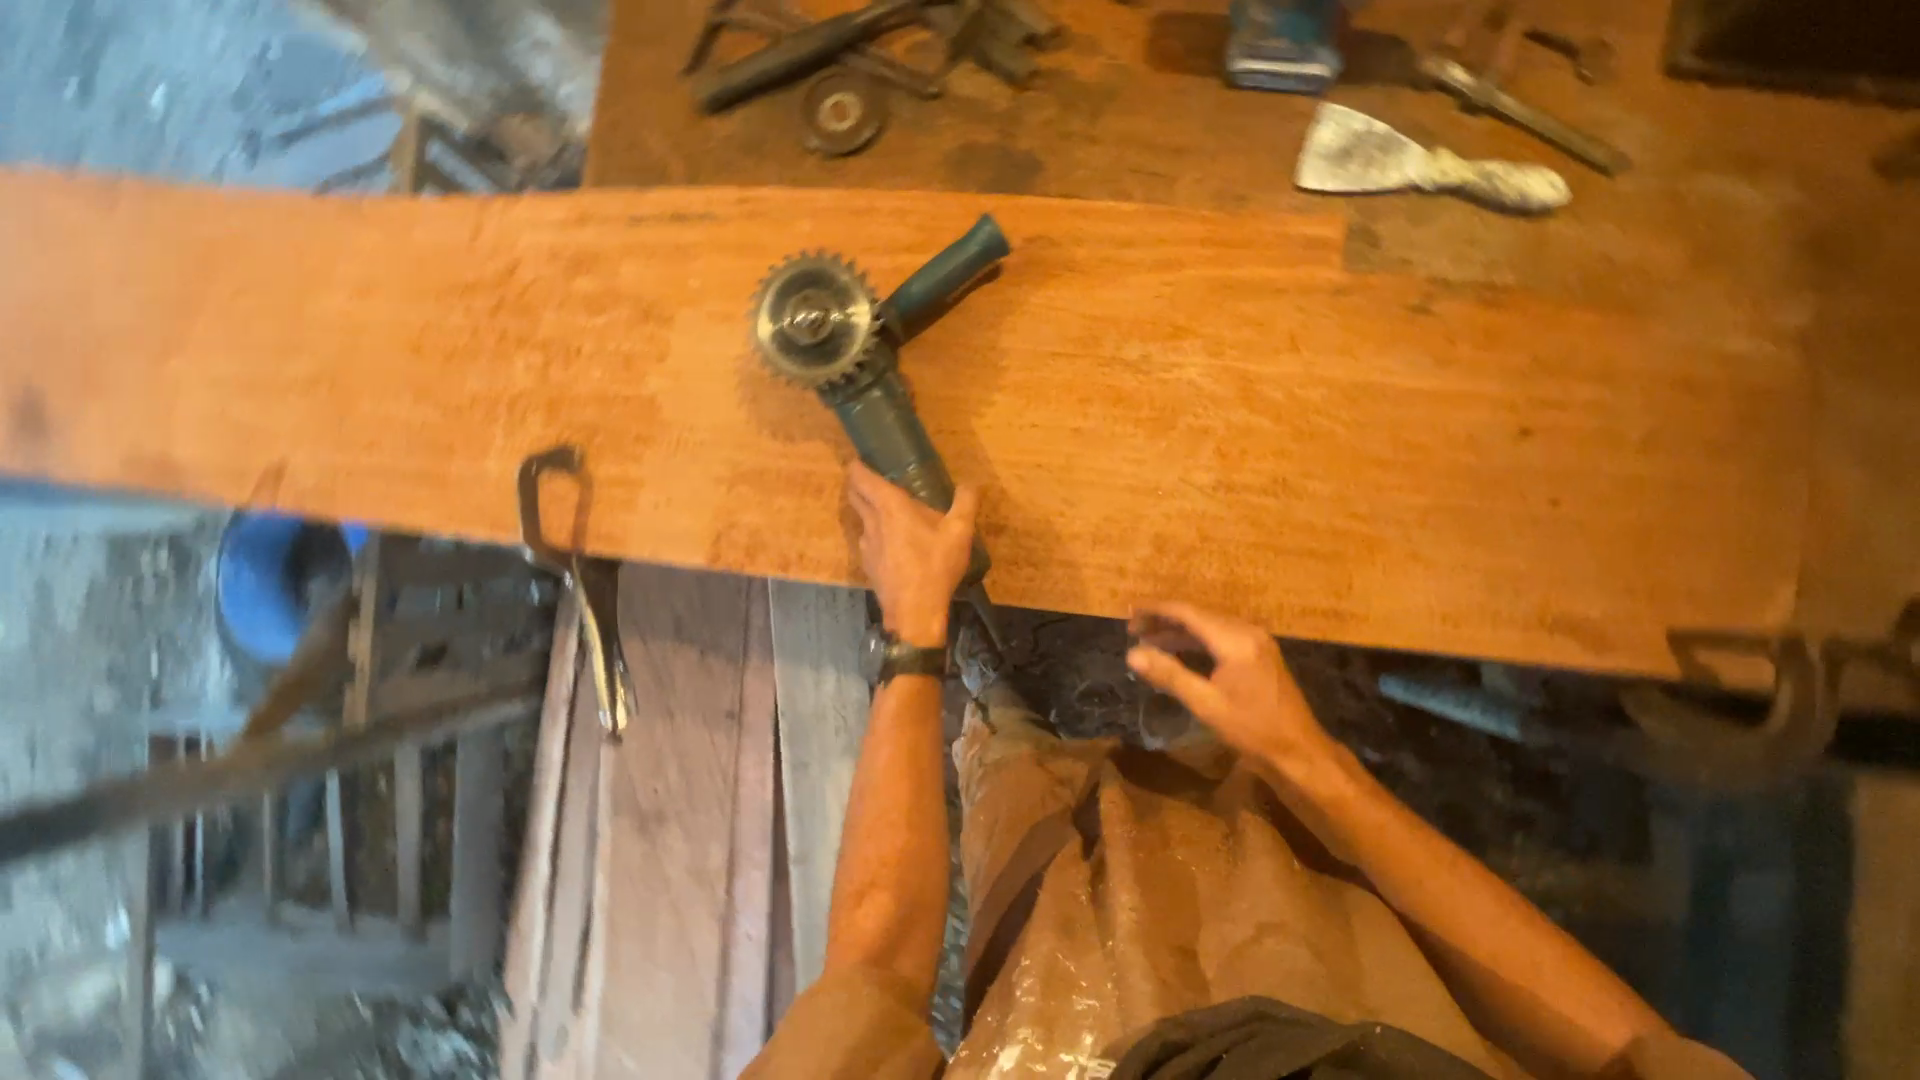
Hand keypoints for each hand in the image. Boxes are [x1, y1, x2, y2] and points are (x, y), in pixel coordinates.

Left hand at [846, 461, 979, 647]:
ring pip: (861, 519)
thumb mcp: (960, 532)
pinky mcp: (868, 565)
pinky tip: (893, 544)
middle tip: (875, 480)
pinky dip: (876, 535)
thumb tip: (970, 483)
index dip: (857, 466)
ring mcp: (866, 545)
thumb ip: (965, 502)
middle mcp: (872, 521)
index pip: (859, 477)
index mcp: (890, 506)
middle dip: (859, 484)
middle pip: (854, 495)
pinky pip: (868, 541)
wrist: (915, 612)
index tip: (862, 460)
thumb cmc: (935, 566)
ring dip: (869, 511)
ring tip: (889, 512)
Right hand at [1126, 602, 1337, 774]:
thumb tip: (1132, 654)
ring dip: (1179, 630)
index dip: (1156, 610)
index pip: (1188, 612)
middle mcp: (1247, 632)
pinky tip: (1178, 650)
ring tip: (1148, 639)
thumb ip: (1169, 675)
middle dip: (1164, 619)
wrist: (1298, 750)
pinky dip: (1196, 640)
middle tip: (1133, 629)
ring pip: (1209, 625)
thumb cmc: (1252, 729)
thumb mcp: (1206, 704)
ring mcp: (1256, 641)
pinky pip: (1221, 636)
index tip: (1130, 613)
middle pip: (1198, 615)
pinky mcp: (1259, 653)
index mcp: (1235, 640)